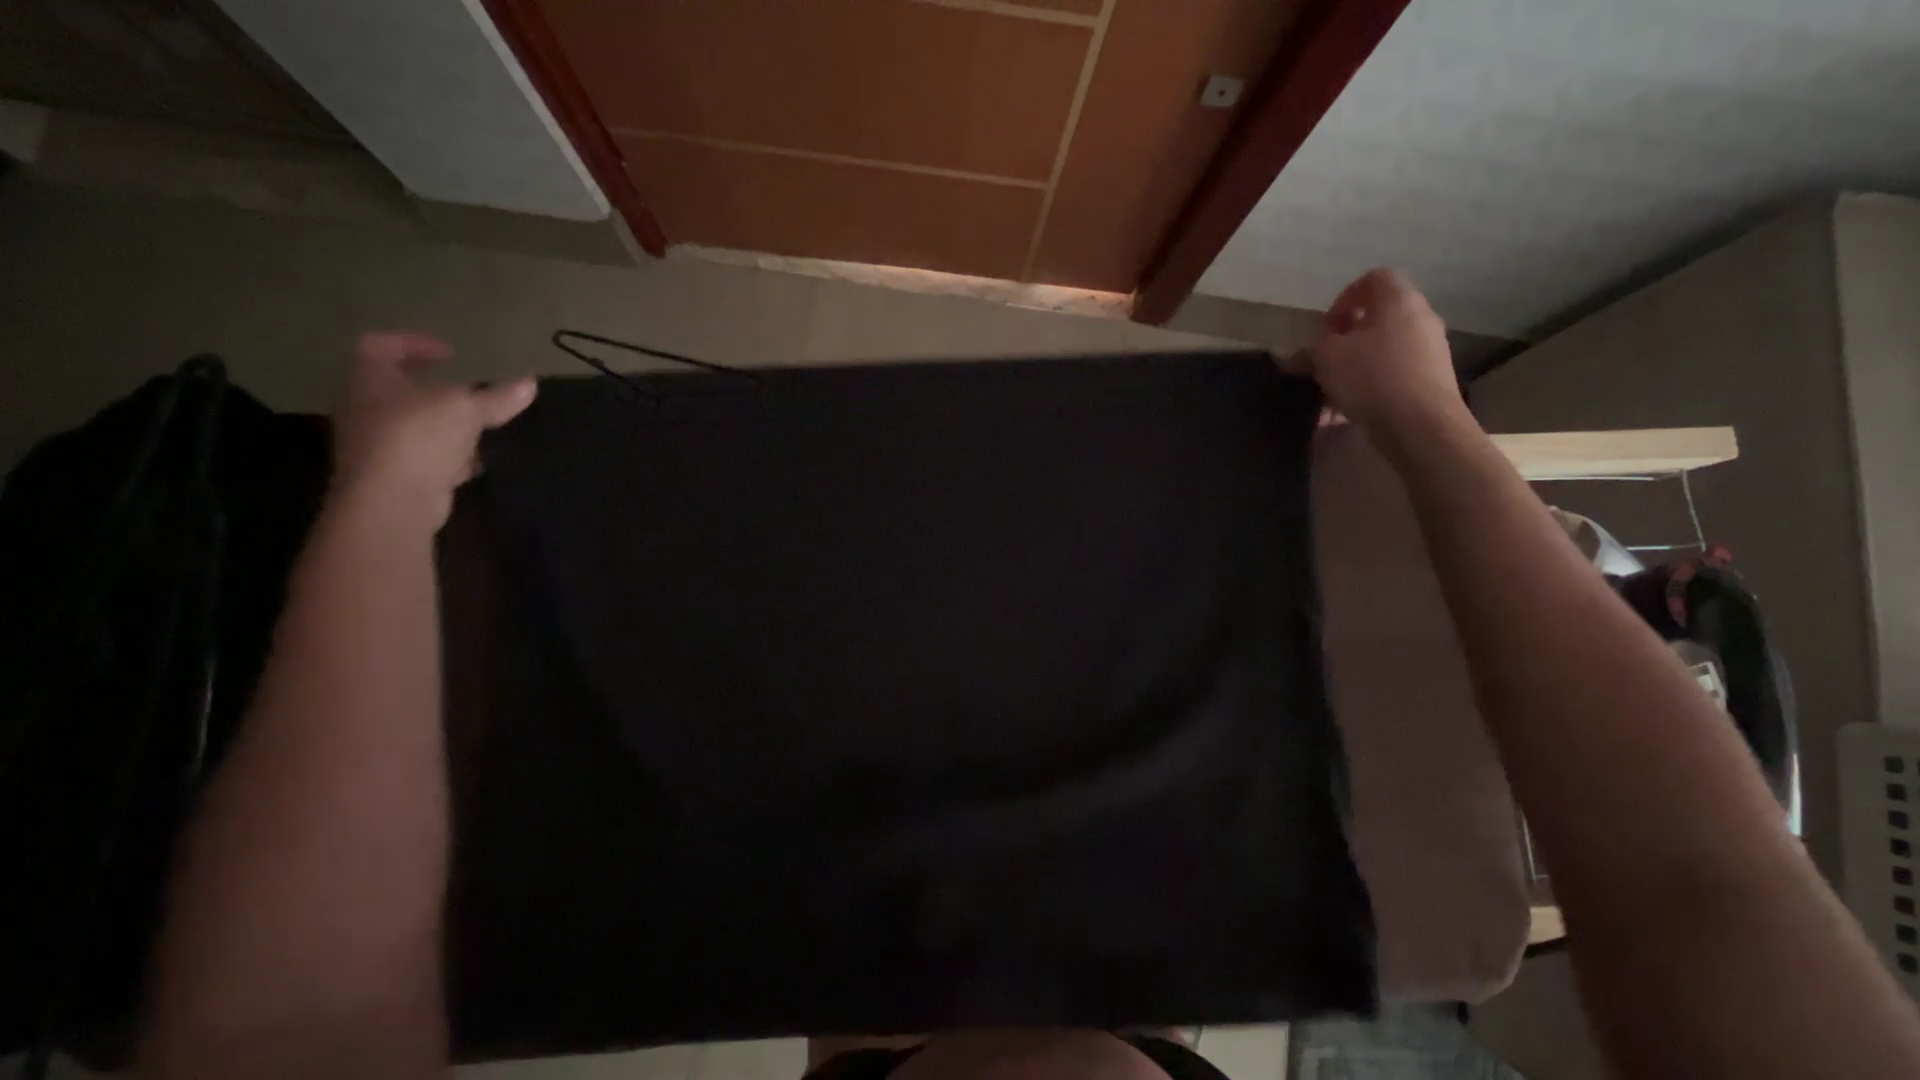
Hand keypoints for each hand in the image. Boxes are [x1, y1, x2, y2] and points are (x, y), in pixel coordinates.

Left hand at [330, 333, 536, 526]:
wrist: (391, 502)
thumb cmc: (418, 437)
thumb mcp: (466, 409)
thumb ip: (496, 397)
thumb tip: (529, 383)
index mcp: (369, 379)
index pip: (379, 347)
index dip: (413, 344)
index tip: (450, 354)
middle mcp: (363, 408)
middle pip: (397, 389)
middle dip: (435, 391)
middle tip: (468, 392)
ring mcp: (374, 445)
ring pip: (413, 426)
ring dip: (444, 427)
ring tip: (478, 430)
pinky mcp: (390, 477)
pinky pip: (421, 458)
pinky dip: (446, 458)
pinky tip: (471, 466)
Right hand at [1303, 268, 1463, 431]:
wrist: (1421, 425)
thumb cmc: (1371, 379)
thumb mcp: (1328, 355)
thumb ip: (1322, 340)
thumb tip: (1329, 340)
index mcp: (1398, 300)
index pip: (1373, 278)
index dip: (1345, 297)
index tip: (1328, 327)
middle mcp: (1422, 317)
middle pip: (1381, 315)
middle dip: (1351, 335)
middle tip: (1330, 358)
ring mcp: (1433, 348)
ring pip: (1387, 347)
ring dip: (1360, 363)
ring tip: (1337, 392)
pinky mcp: (1434, 378)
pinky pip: (1397, 372)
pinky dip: (1375, 383)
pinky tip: (1354, 410)